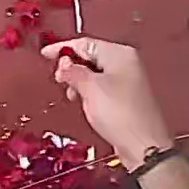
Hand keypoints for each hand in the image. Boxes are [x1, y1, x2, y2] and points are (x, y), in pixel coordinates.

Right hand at [40, 38, 174, 170]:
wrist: (142, 144)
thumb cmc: (119, 113)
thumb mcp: (90, 88)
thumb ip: (73, 72)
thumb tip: (63, 64)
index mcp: (120, 54)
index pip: (86, 44)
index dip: (63, 48)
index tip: (46, 54)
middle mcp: (127, 63)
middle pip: (91, 56)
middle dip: (71, 66)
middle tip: (58, 78)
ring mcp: (128, 80)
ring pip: (96, 73)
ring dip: (79, 80)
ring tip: (70, 94)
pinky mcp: (126, 97)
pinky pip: (102, 87)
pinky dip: (89, 91)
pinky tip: (83, 101)